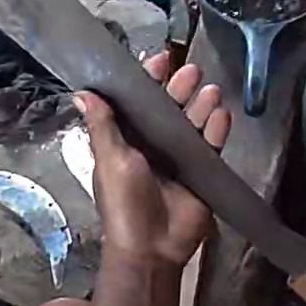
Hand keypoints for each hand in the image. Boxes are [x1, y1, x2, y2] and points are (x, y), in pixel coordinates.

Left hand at [76, 54, 231, 269]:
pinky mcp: (201, 171)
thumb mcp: (110, 160)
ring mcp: (179, 157)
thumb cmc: (125, 202)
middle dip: (180, 88)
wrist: (152, 246)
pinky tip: (222, 115)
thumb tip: (83, 92)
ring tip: (211, 91)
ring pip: (193, 122)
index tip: (160, 58)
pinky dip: (218, 130)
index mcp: (127, 139)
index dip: (148, 79)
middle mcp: (154, 144)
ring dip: (202, 105)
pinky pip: (212, 145)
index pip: (138, 101)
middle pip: (169, 107)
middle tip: (191, 72)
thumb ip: (102, 125)